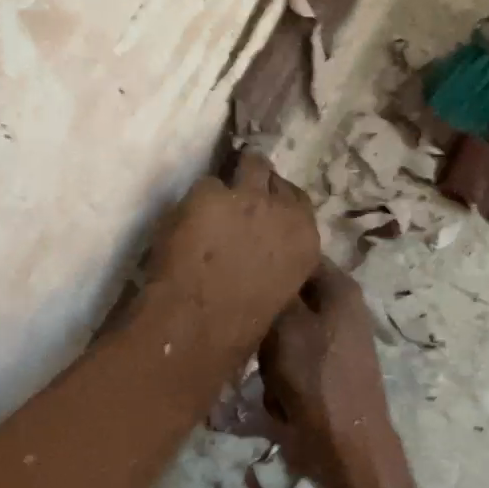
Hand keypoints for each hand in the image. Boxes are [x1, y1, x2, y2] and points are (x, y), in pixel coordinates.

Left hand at [147, 152, 320, 354]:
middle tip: (237, 193)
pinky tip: (183, 222)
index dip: (276, 198)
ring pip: (247, 164)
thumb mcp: (279, 286)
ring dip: (231, 179)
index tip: (263, 203)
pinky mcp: (208, 192)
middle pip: (271, 175)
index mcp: (304, 239)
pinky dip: (194, 203)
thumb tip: (262, 243)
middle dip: (255, 179)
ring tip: (213, 196)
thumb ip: (277, 254)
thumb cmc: (241, 322)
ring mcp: (245, 196)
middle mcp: (281, 210)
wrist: (199, 324)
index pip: (297, 199)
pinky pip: (202, 187)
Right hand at [258, 261, 394, 485]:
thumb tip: (259, 261)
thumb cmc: (316, 379)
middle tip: (251, 333)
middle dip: (265, 317)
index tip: (237, 270)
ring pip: (284, 331)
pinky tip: (279, 398)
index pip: (297, 253)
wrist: (347, 450)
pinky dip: (282, 378)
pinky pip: (292, 362)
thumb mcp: (286, 325)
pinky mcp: (327, 373)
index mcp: (339, 287)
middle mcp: (341, 308)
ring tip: (265, 373)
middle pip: (288, 296)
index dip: (267, 259)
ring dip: (269, 354)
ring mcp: (336, 342)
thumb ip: (274, 289)